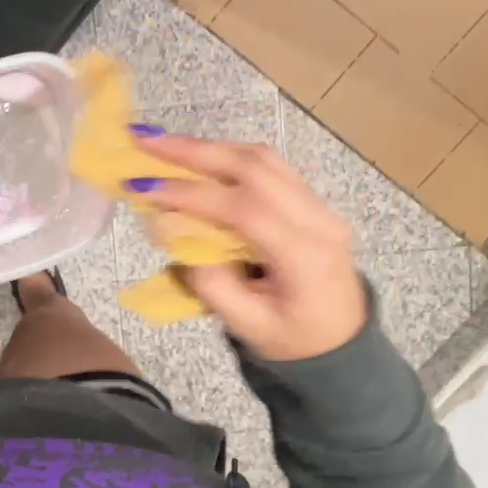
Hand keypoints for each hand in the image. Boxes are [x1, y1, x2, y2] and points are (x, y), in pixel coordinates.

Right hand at [132, 137, 364, 360]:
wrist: (343, 346)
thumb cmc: (293, 341)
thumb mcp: (247, 324)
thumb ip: (209, 281)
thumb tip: (173, 234)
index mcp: (305, 255)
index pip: (243, 209)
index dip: (191, 194)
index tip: (144, 187)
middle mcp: (318, 219)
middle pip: (254, 167)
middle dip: (194, 151)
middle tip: (145, 142)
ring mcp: (318, 206)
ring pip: (262, 158)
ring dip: (209, 146)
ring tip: (162, 143)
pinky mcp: (309, 201)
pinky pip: (267, 166)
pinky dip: (226, 156)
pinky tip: (194, 157)